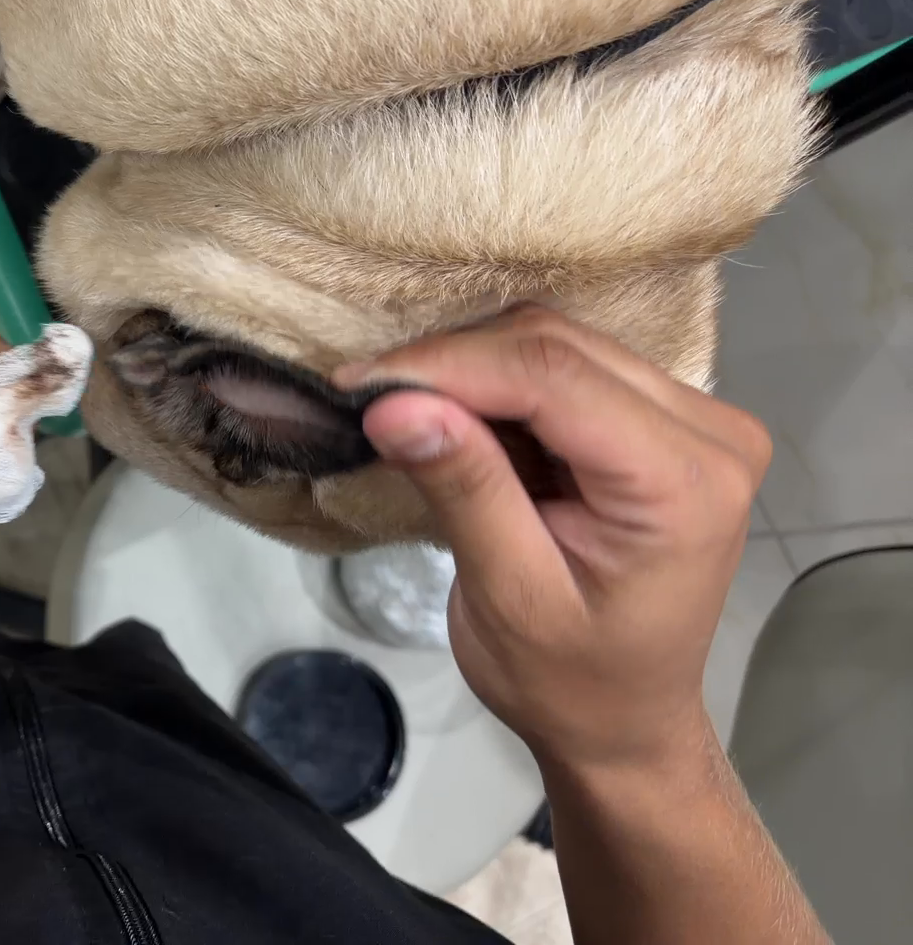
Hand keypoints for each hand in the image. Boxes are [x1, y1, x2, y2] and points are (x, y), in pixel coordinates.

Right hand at [335, 307, 770, 772]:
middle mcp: (703, 429)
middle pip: (552, 344)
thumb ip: (464, 490)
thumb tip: (392, 407)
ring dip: (459, 364)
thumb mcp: (507, 592)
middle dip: (444, 361)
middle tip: (362, 397)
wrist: (614, 714)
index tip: (353, 387)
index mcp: (684, 480)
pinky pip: (548, 364)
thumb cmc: (565, 673)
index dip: (443, 367)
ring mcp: (681, 417)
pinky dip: (479, 377)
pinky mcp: (644, 418)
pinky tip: (437, 411)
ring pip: (547, 341)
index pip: (551, 377)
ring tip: (392, 405)